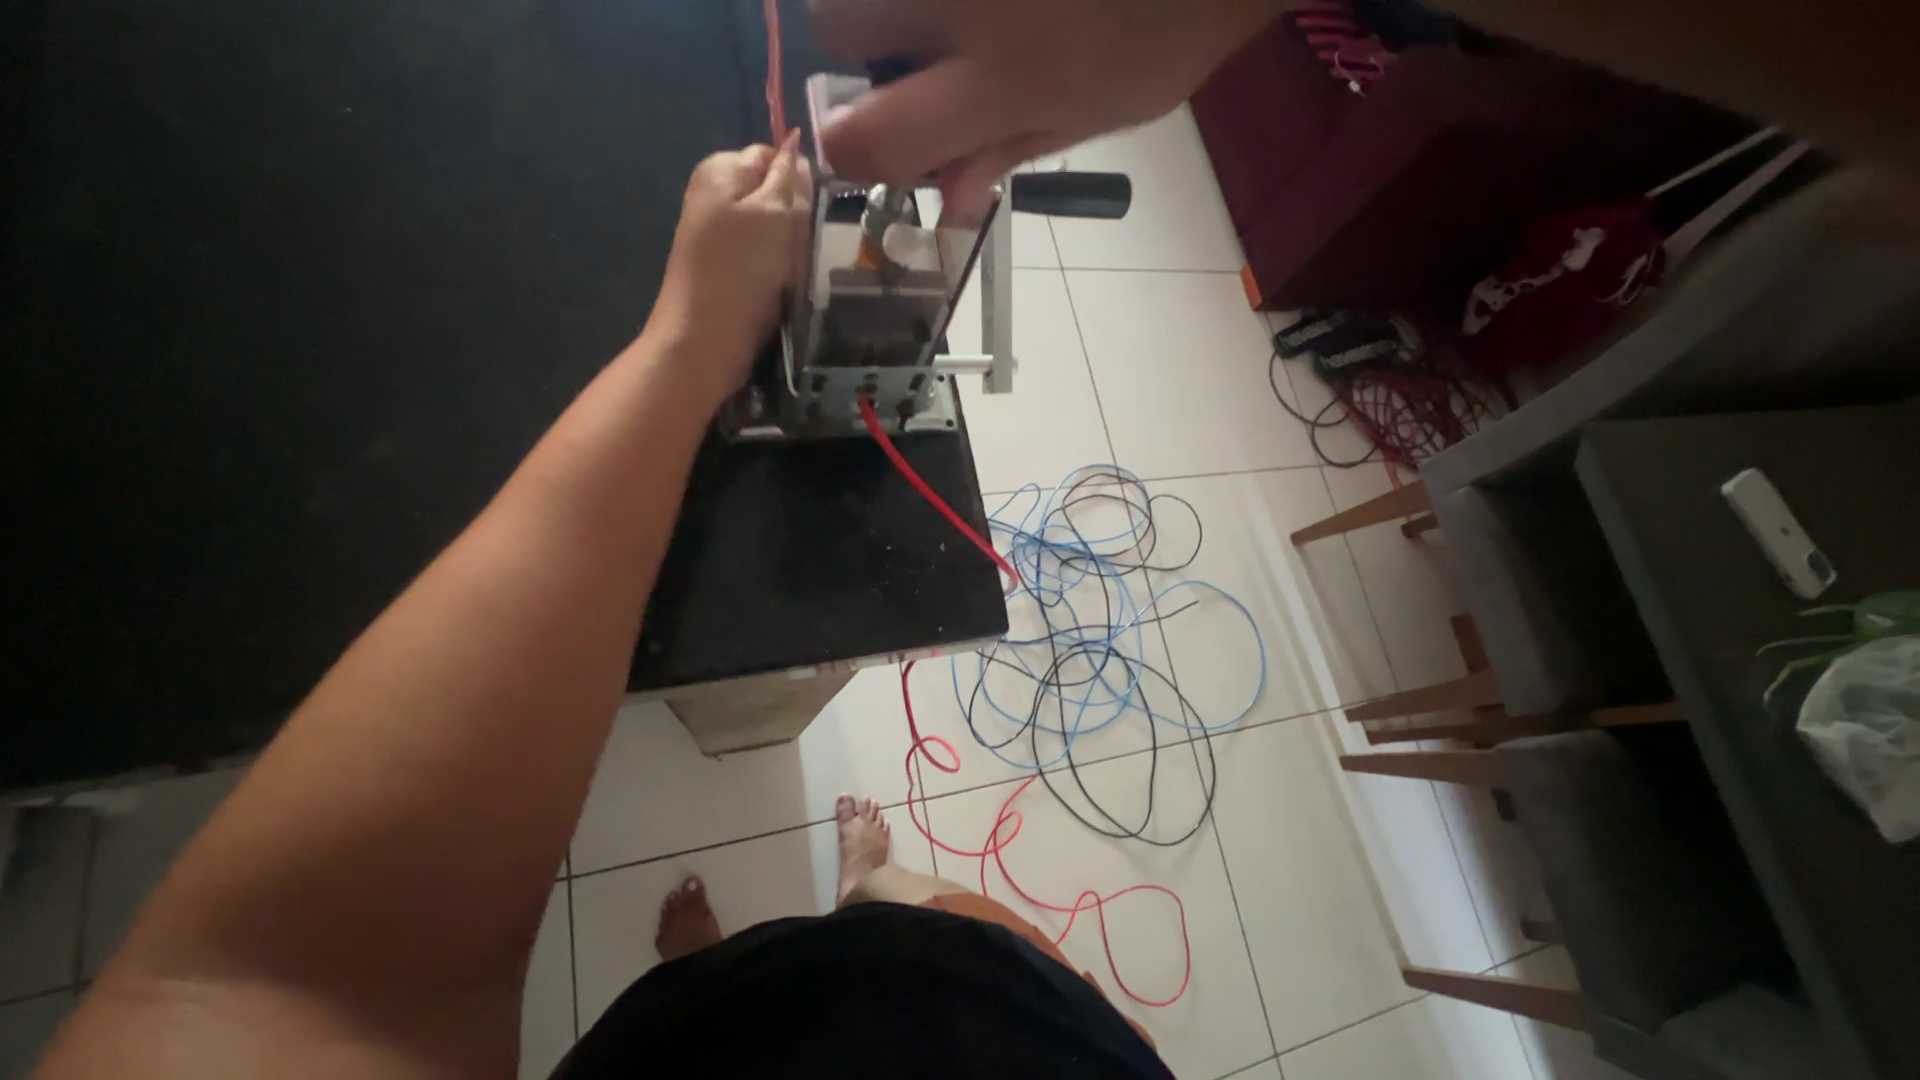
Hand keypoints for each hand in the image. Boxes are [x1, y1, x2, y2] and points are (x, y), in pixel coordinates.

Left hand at [646, 132, 810, 407]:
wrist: (706, 340)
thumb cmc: (743, 272)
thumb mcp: (776, 214)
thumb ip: (789, 177)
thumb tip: (797, 145)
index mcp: (720, 168)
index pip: (775, 156)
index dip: (797, 183)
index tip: (807, 215)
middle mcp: (712, 192)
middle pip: (772, 193)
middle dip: (792, 218)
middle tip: (796, 248)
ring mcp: (713, 231)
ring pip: (770, 227)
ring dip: (786, 248)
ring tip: (787, 272)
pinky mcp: (720, 265)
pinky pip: (759, 255)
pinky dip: (773, 269)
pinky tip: (775, 287)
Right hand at [812, 0, 1280, 217]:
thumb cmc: (1167, 34)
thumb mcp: (1092, 117)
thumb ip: (1004, 153)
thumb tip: (947, 202)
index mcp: (1003, 79)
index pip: (871, 135)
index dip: (848, 152)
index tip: (863, 146)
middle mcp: (966, 1)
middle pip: (836, 22)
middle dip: (856, 46)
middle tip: (911, 54)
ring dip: (891, 11)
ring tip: (964, 22)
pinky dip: (930, 0)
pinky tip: (986, 6)